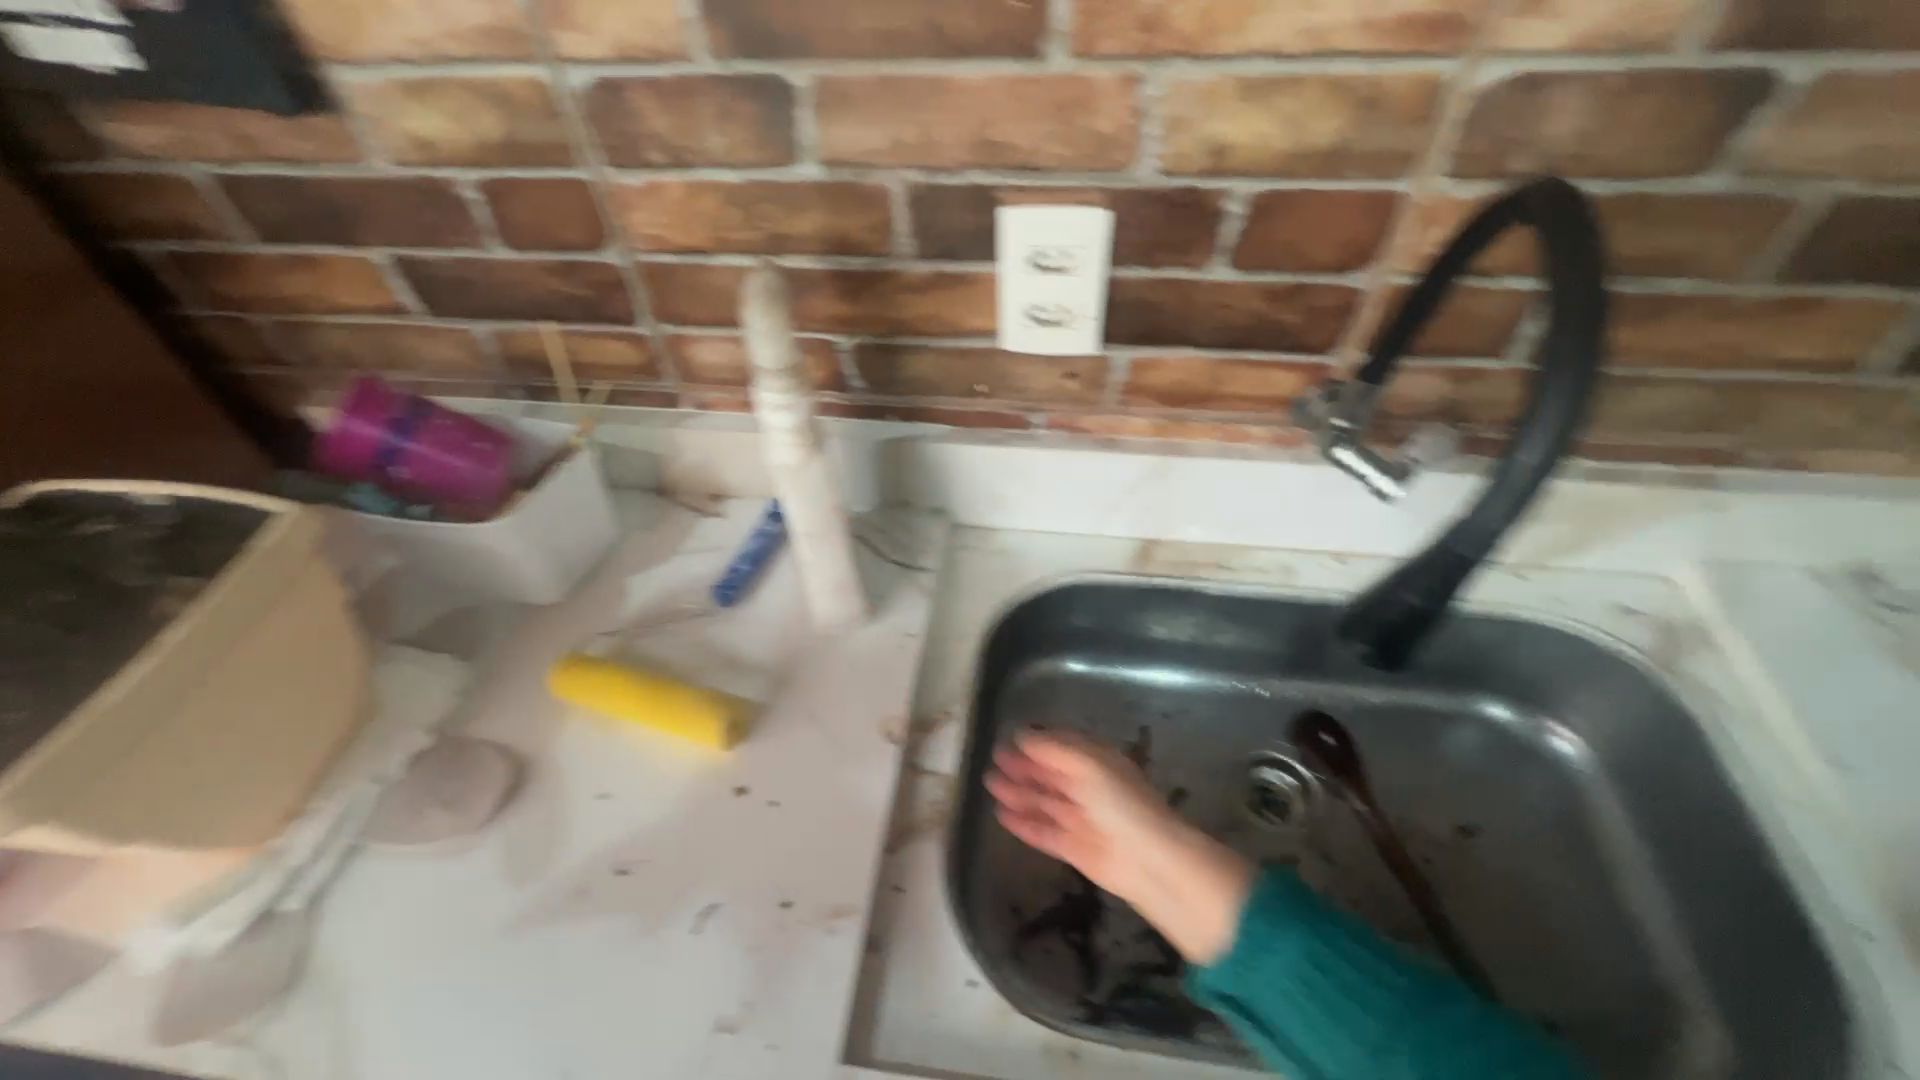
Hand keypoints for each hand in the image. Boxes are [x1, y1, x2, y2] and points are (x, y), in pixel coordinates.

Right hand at [986, 732, 1175, 902]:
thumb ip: (1052, 749)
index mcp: (1097, 763)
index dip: (1036, 743)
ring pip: (1044, 802)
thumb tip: (1021, 734)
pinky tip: (1001, 815)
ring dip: (1018, 792)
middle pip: (1051, 774)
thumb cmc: (1120, 802)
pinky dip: (1023, 823)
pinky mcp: (1073, 848)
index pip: (1062, 747)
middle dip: (1023, 766)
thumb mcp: (1088, 765)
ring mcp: (1081, 819)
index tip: (1007, 738)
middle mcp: (1089, 788)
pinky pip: (1043, 831)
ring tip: (989, 783)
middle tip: (992, 760)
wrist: (1148, 860)